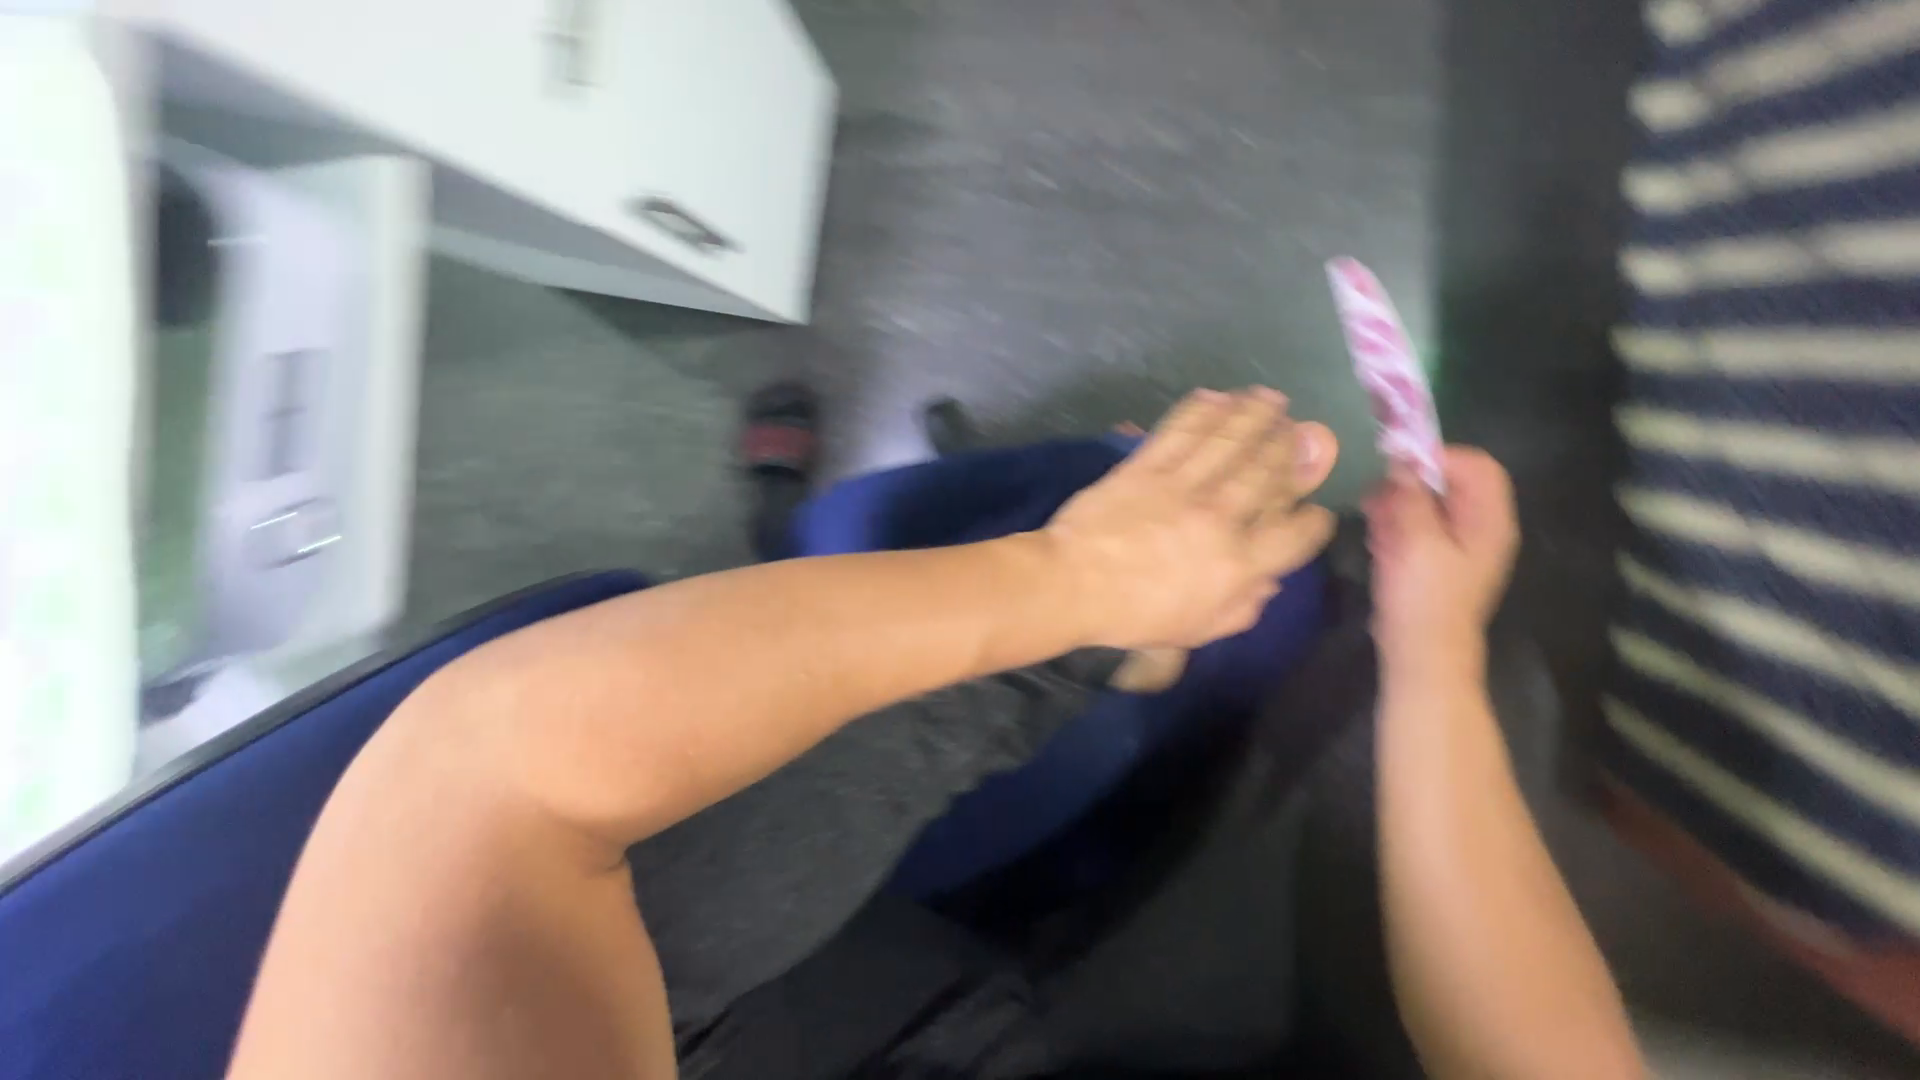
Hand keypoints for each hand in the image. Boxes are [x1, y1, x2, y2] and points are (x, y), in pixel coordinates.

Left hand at [1042, 387, 1338, 649]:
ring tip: (1272, 400)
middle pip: (1267, 472)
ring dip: (1254, 416)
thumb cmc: (1133, 616)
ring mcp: (1181, 487)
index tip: (1315, 511)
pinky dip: (1202, 411)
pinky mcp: (1145, 468)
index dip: (1313, 521)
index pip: (1295, 535)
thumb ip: (1241, 608)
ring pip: (1229, 442)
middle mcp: (1219, 518)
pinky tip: (1218, 397)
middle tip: (1304, 431)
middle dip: (1292, 447)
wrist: (1072, 585)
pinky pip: (1180, 432)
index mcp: (1238, 564)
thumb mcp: (1197, 629)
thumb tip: (1269, 583)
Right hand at [1364, 446, 1518, 677]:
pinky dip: (1395, 527)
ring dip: (1397, 506)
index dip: (1437, 457)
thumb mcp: (1415, 541)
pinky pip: (1416, 527)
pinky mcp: (1434, 559)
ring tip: (1373, 522)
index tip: (1396, 465)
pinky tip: (1378, 542)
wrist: (1420, 652)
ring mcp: (1456, 545)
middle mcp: (1478, 527)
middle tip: (1378, 498)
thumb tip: (1401, 462)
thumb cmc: (1423, 597)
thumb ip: (1410, 497)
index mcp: (1488, 520)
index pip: (1475, 465)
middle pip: (1449, 483)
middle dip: (1410, 484)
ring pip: (1428, 504)